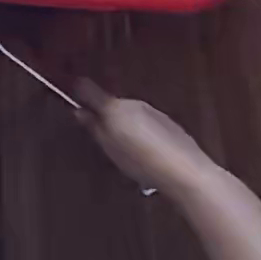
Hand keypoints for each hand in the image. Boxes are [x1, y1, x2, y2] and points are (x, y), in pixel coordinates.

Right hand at [74, 81, 223, 195]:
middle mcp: (132, 103)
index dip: (78, 91)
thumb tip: (80, 111)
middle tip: (104, 139)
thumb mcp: (108, 147)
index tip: (73, 100)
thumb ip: (93, 127)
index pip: (88, 89)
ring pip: (130, 114)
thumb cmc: (140, 160)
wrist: (186, 171)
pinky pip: (146, 122)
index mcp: (113, 107)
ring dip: (125, 125)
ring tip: (129, 152)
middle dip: (106, 116)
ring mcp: (152, 111)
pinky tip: (148, 153)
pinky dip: (142, 132)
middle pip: (111, 104)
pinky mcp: (169, 122)